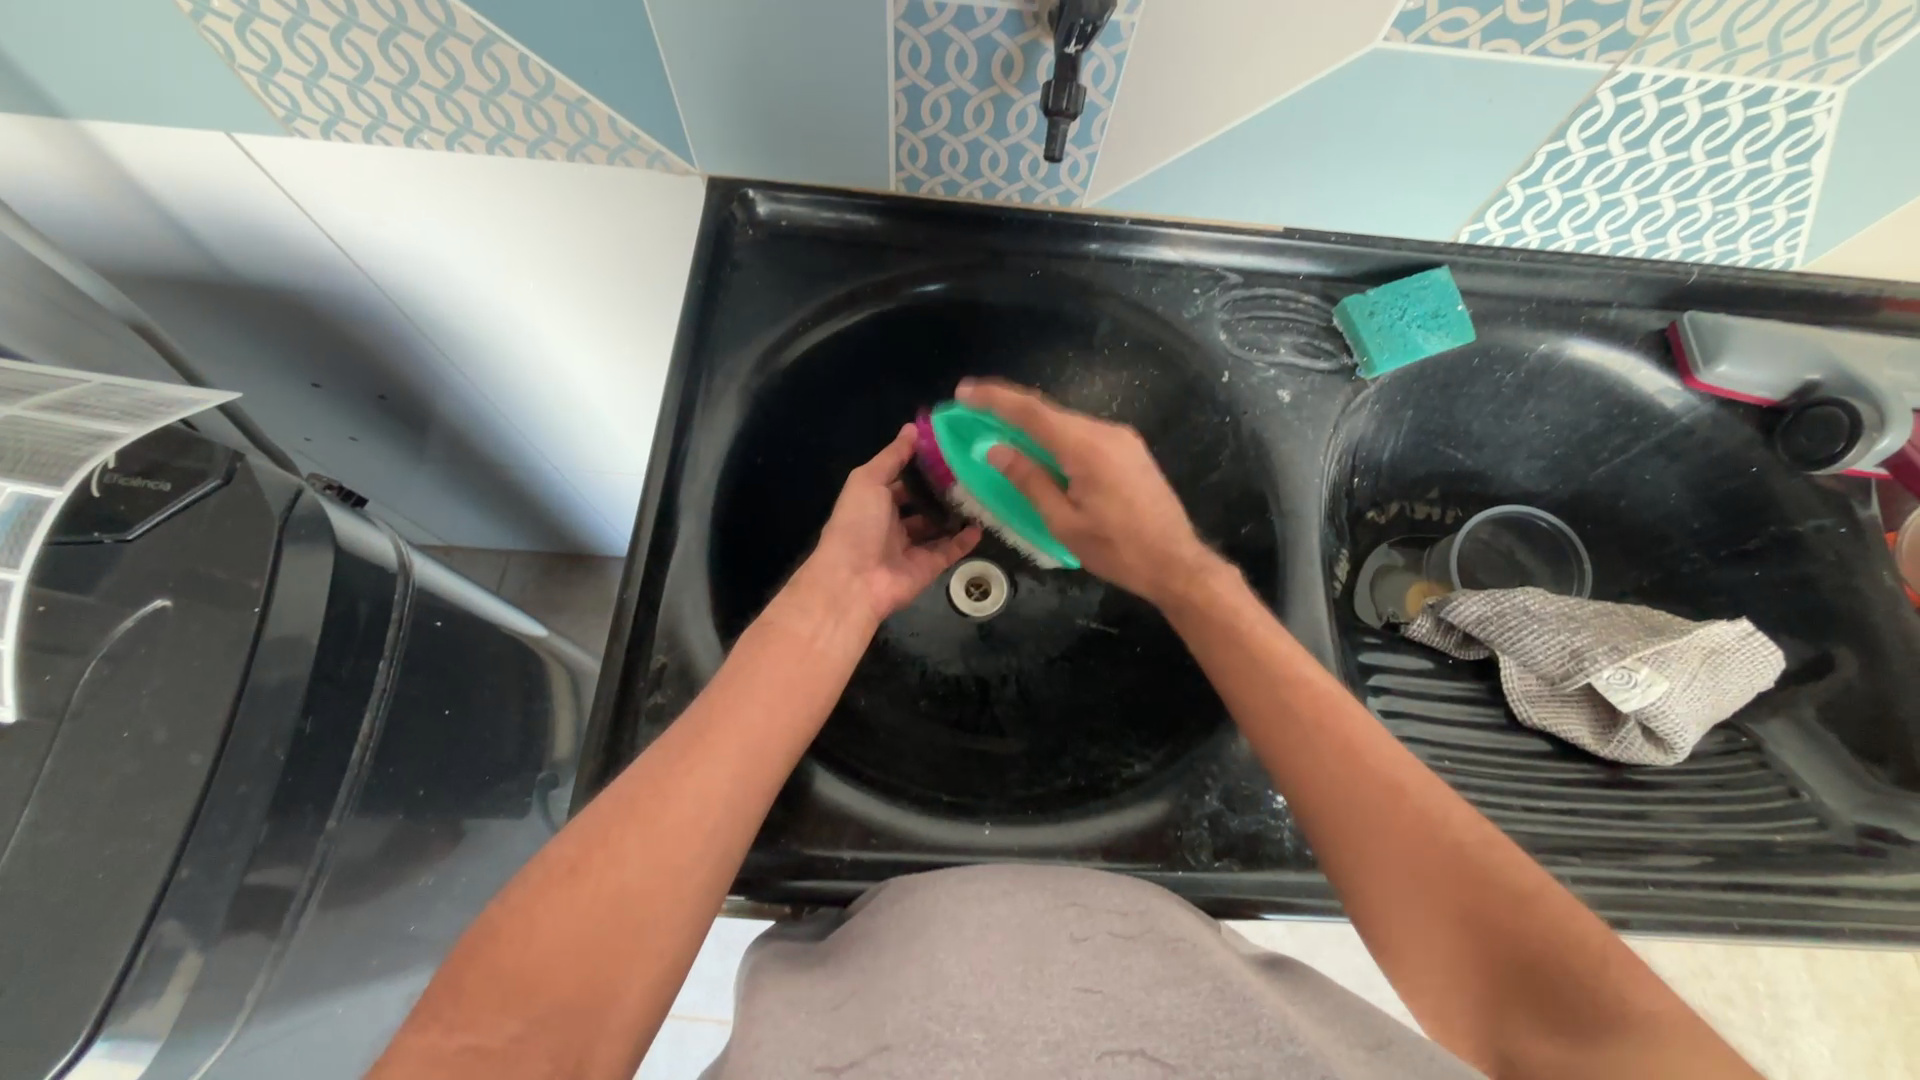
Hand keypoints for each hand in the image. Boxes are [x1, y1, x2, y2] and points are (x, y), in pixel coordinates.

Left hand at [797, 424, 980, 626]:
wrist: (855, 580)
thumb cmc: (857, 524)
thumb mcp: (869, 480)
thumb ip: (893, 456)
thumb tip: (913, 428)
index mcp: (875, 501)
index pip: (902, 479)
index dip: (922, 465)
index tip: (950, 448)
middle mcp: (892, 523)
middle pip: (923, 503)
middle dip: (943, 489)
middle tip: (973, 470)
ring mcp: (911, 547)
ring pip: (939, 527)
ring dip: (957, 513)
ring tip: (983, 492)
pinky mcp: (928, 567)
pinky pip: (950, 550)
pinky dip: (966, 539)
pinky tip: (983, 523)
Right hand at [956, 378, 1220, 606]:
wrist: (1176, 562)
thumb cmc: (1117, 550)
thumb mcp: (1064, 522)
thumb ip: (1029, 481)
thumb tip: (996, 450)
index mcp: (1086, 448)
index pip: (1031, 412)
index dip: (994, 398)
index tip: (964, 390)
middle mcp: (1106, 432)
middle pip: (1049, 412)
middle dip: (1009, 407)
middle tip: (973, 408)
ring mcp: (1122, 439)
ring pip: (1066, 423)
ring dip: (1032, 424)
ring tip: (999, 429)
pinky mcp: (1130, 451)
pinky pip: (1083, 434)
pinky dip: (1055, 437)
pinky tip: (1039, 449)